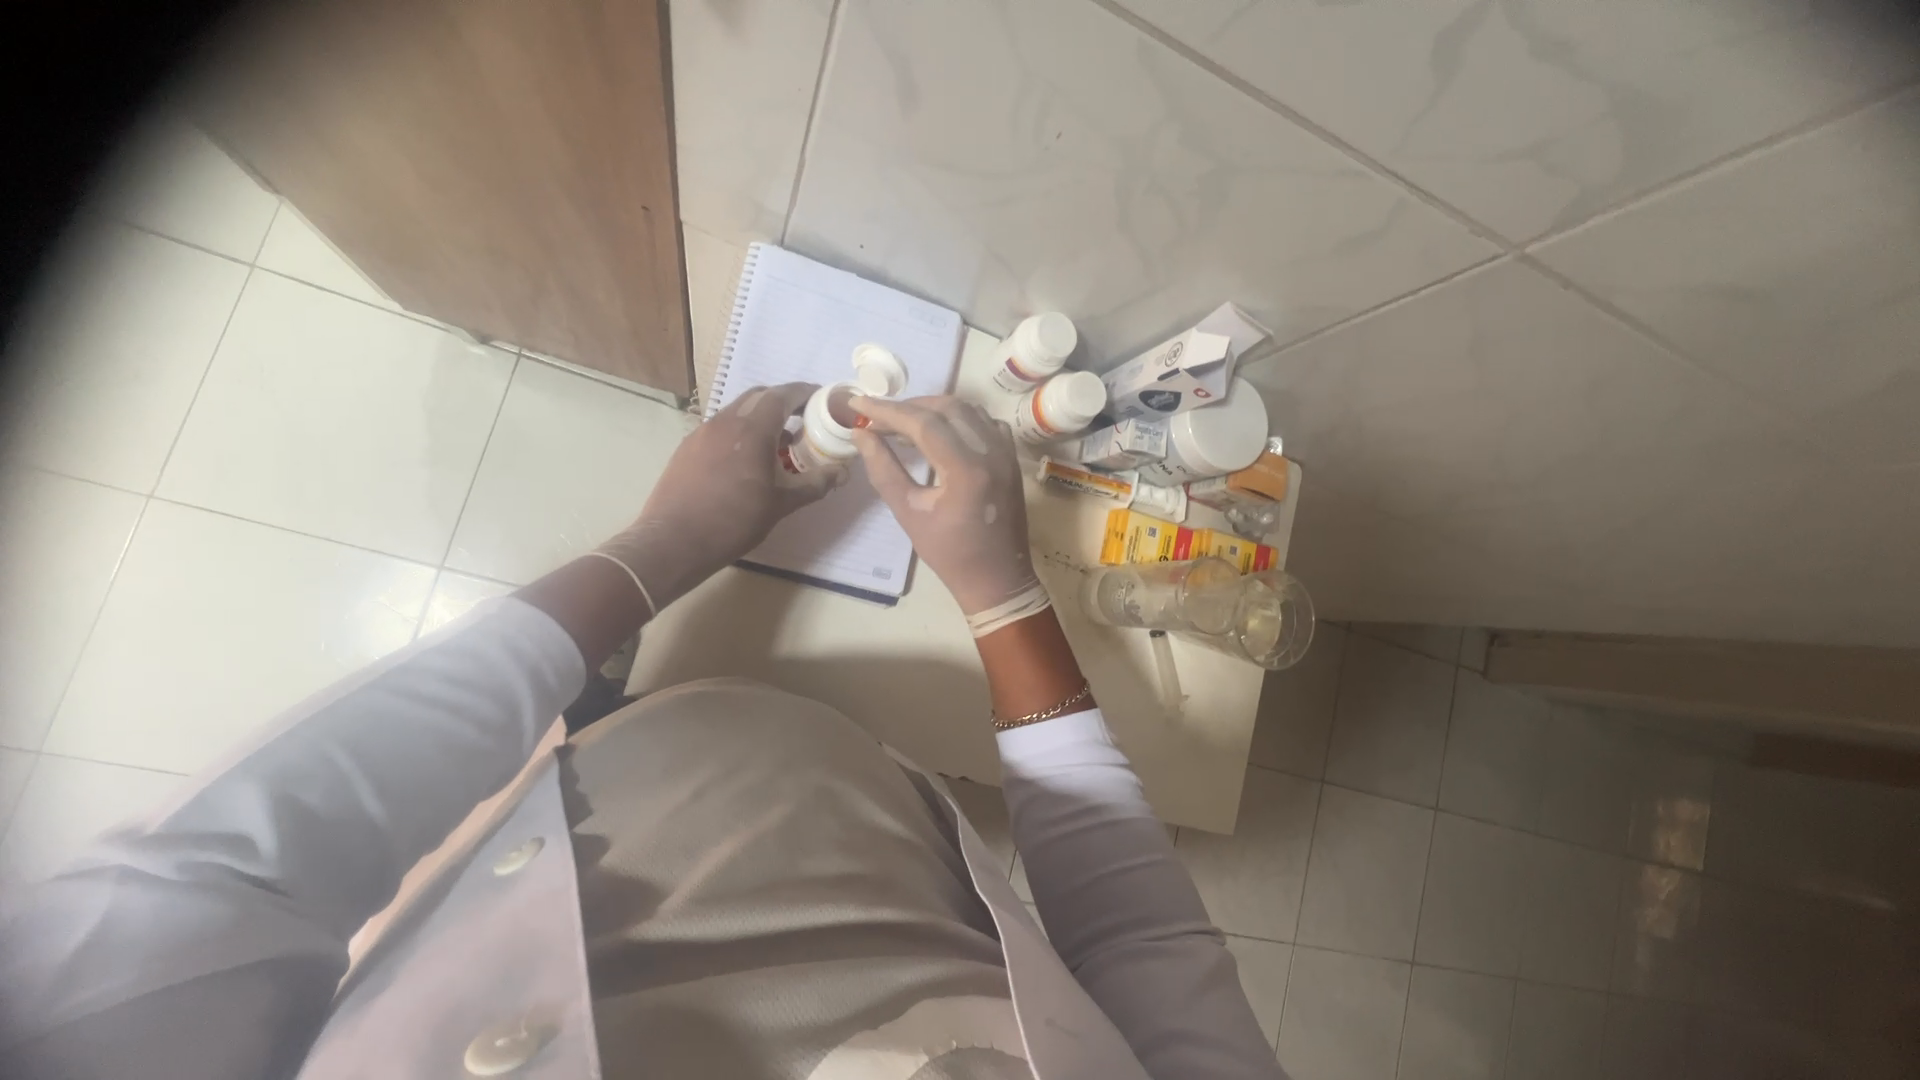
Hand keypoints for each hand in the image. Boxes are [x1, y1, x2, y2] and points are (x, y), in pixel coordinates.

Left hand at [598, 382, 841, 609]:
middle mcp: (725, 422)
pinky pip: (721, 428)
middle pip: (758, 396)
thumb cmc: (734, 521)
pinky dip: (741, 432)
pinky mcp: (687, 448)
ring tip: (778, 443)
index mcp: (751, 430)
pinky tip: (747, 460)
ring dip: (760, 417)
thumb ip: (814, 484)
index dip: (804, 393)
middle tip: (803, 419)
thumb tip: (842, 473)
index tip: (820, 398)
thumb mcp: (782, 504)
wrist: (674, 542)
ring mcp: (702, 433)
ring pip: (737, 411)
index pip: (782, 395)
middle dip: (782, 401)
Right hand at [849, 395, 1038, 618]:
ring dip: (933, 408)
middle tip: (879, 416)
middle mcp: (991, 452)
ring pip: (968, 409)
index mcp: (966, 470)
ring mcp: (1006, 452)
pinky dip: (959, 417)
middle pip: (946, 408)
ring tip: (903, 421)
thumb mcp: (908, 513)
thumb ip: (883, 469)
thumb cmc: (949, 553)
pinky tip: (939, 431)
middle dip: (908, 406)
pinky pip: (985, 421)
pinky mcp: (1011, 457)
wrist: (997, 577)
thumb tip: (861, 433)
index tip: (857, 403)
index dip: (887, 410)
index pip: (922, 423)